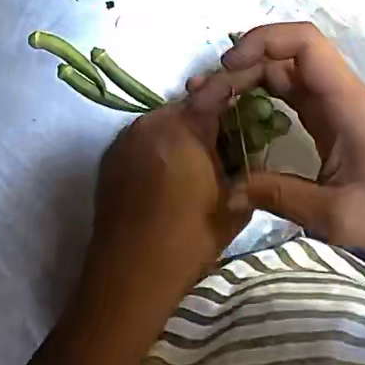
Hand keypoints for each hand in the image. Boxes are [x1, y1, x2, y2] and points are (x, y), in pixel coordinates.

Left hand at [80, 102, 246, 308]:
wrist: (130, 277)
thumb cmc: (190, 239)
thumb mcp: (235, 203)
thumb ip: (247, 167)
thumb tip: (252, 150)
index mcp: (185, 128)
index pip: (217, 89)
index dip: (238, 88)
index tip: (254, 95)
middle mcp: (152, 123)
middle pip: (189, 105)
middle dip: (210, 117)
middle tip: (231, 139)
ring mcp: (126, 139)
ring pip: (164, 121)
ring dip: (183, 132)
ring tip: (200, 159)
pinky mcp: (110, 158)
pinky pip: (144, 139)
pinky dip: (161, 146)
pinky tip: (172, 173)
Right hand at [184, 22, 364, 249]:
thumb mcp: (336, 215)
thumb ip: (281, 197)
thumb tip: (228, 191)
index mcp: (348, 104)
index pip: (307, 45)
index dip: (265, 41)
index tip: (228, 65)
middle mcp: (340, 93)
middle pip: (287, 55)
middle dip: (242, 66)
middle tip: (203, 96)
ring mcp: (335, 103)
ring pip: (285, 71)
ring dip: (247, 78)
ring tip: (209, 99)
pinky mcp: (329, 117)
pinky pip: (289, 92)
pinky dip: (259, 95)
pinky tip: (235, 112)